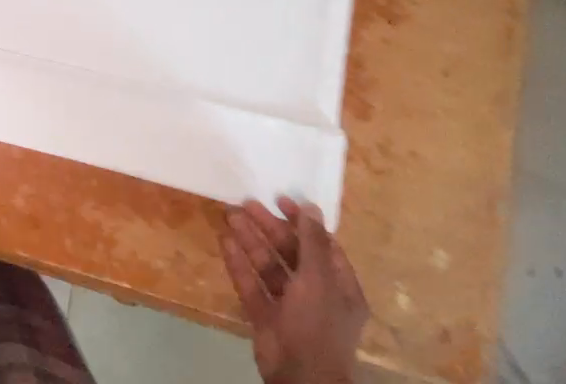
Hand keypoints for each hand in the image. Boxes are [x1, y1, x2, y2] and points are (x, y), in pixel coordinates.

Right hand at [218, 197, 368, 383]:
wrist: (300, 375)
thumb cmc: (317, 324)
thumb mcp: (319, 280)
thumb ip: (312, 243)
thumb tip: (311, 207)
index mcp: (340, 288)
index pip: (322, 247)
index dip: (303, 222)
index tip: (280, 200)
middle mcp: (316, 294)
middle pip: (292, 253)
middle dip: (270, 228)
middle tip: (246, 204)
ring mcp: (289, 305)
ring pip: (269, 266)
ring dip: (251, 241)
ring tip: (230, 216)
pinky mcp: (265, 314)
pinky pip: (252, 283)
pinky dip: (239, 263)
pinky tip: (225, 242)